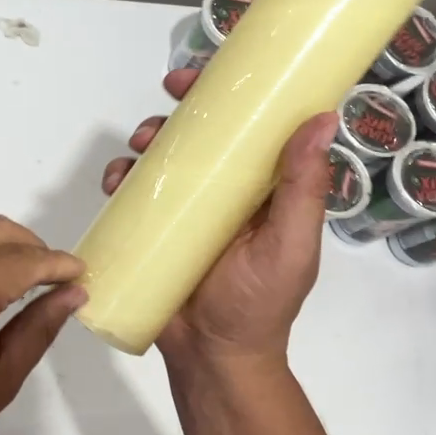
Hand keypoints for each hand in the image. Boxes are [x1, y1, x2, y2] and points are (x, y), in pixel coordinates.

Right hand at [102, 68, 337, 368]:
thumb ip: (302, 189)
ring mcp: (184, 212)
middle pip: (199, 137)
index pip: (250, 129)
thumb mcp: (289, 245)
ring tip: (135, 153)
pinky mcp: (151, 232)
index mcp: (261, 188)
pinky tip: (115, 183)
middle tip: (162, 110)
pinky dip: (120, 181)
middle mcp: (223, 192)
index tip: (206, 77)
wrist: (213, 357)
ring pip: (162, 161)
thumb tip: (321, 117)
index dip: (229, 95)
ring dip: (145, 143)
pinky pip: (133, 196)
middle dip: (177, 114)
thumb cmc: (259, 303)